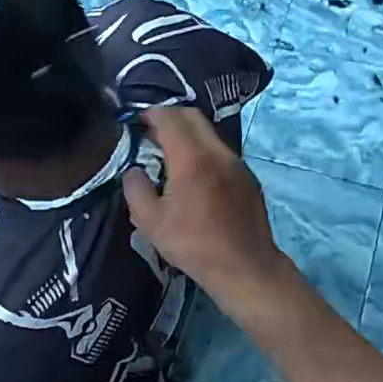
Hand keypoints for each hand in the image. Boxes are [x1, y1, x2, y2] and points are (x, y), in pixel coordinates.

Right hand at [121, 108, 294, 319]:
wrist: (245, 267)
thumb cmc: (194, 246)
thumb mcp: (151, 222)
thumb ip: (135, 189)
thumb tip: (134, 171)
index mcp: (192, 159)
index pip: (169, 118)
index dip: (149, 114)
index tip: (136, 122)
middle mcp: (217, 152)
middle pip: (192, 116)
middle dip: (169, 118)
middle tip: (151, 133)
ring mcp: (237, 163)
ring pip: (209, 133)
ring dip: (188, 134)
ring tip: (170, 155)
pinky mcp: (248, 176)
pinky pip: (221, 152)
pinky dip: (203, 151)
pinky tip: (195, 176)